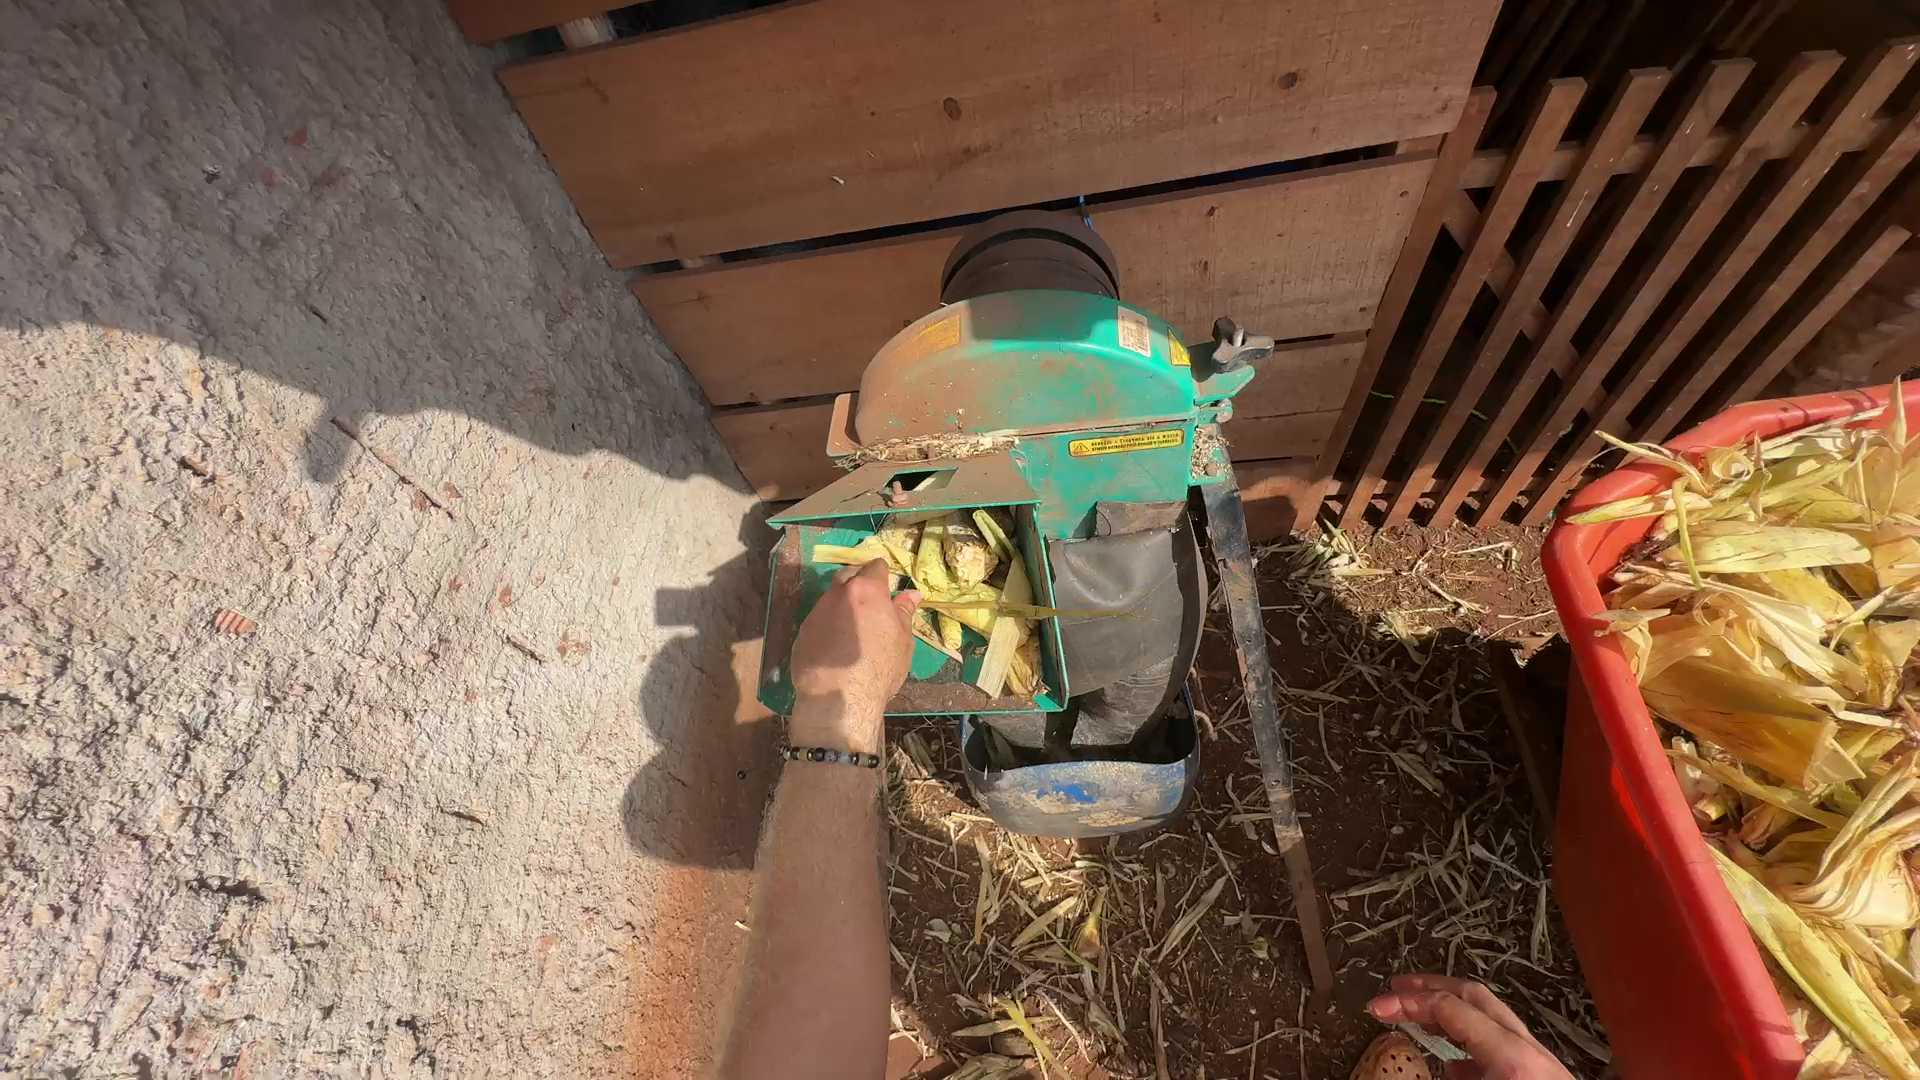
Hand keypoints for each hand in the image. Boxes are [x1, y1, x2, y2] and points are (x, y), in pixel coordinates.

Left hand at [788, 559, 920, 753]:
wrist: (838, 697)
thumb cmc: (879, 667)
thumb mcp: (902, 640)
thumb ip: (904, 612)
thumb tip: (910, 594)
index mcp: (867, 590)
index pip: (875, 566)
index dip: (883, 574)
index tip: (888, 587)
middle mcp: (838, 594)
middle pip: (848, 576)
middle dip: (859, 582)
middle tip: (871, 603)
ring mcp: (816, 612)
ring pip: (831, 598)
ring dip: (842, 605)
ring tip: (853, 627)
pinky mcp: (802, 632)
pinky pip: (818, 620)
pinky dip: (828, 625)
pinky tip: (835, 645)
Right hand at [1367, 975, 1574, 1079]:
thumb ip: (1451, 1075)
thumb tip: (1427, 1067)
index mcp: (1511, 1056)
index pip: (1447, 1006)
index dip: (1404, 1001)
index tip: (1374, 1008)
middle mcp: (1529, 1051)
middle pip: (1473, 995)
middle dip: (1429, 987)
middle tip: (1395, 988)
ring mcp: (1543, 1065)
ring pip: (1491, 1017)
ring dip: (1451, 1010)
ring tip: (1419, 1019)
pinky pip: (1505, 1047)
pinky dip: (1472, 1042)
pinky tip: (1456, 1067)